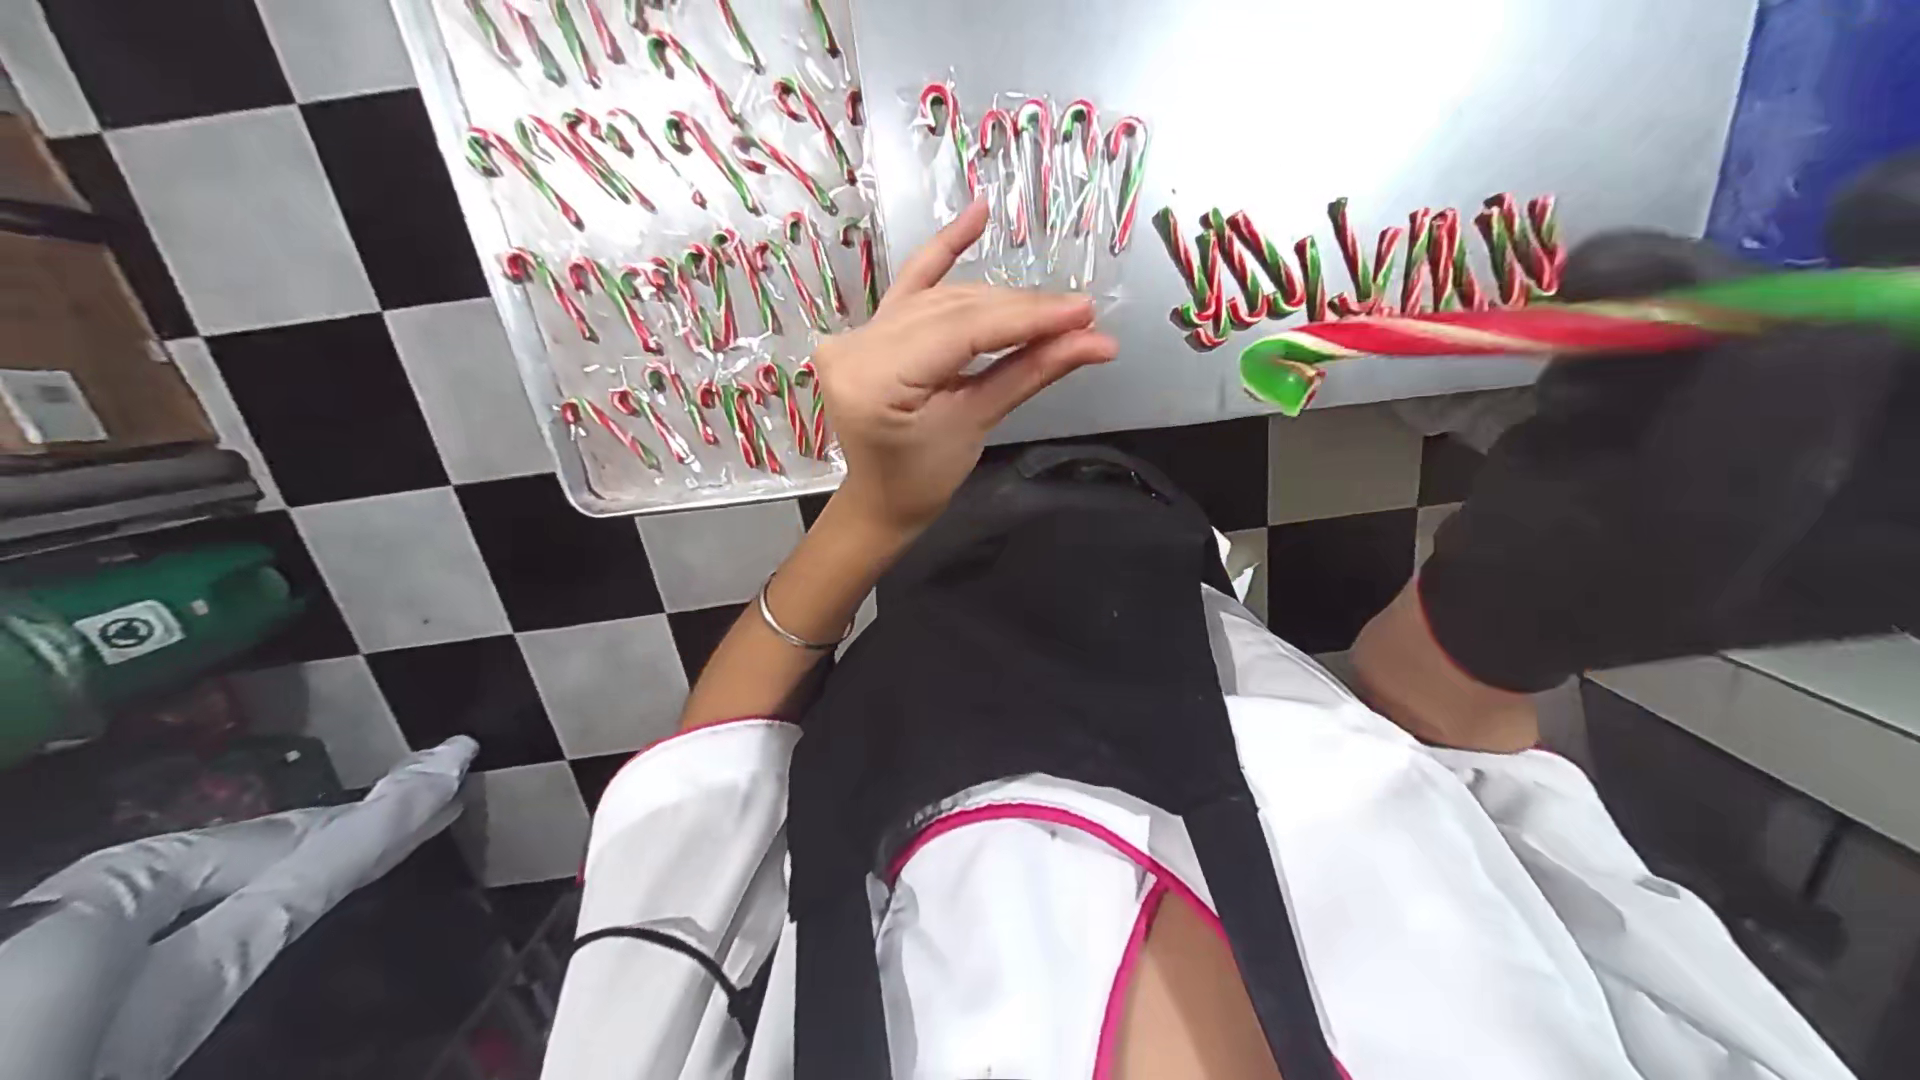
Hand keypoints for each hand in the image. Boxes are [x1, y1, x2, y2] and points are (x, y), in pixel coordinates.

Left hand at [814, 199, 1118, 533]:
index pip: (962, 330)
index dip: (1027, 317)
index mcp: (874, 381)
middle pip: (953, 309)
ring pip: (941, 299)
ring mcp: (854, 334)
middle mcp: (855, 346)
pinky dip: (943, 251)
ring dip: (998, 300)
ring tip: (1052, 307)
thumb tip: (1097, 342)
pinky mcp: (864, 330)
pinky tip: (977, 215)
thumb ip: (1032, 372)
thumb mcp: (977, 424)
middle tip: (1079, 316)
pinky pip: (909, 286)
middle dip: (1020, 311)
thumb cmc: (924, 479)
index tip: (1083, 313)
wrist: (881, 498)